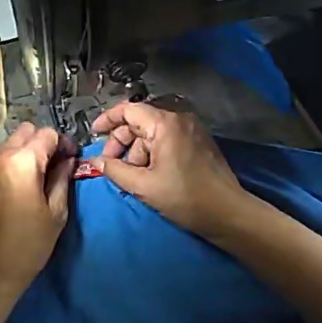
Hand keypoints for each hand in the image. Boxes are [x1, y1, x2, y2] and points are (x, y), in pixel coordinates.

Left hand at [0, 123, 75, 290]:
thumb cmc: (29, 242)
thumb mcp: (56, 211)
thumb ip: (63, 178)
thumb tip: (68, 160)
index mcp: (22, 162)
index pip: (47, 134)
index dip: (64, 144)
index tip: (73, 161)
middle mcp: (1, 156)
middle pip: (27, 131)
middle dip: (45, 142)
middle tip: (58, 165)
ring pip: (13, 142)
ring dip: (29, 150)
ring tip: (43, 175)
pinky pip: (2, 156)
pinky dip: (16, 160)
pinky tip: (26, 183)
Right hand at [91, 97, 256, 237]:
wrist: (228, 213)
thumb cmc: (185, 198)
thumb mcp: (144, 186)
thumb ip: (115, 170)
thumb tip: (95, 161)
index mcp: (165, 124)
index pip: (128, 109)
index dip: (107, 119)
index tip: (94, 133)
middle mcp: (179, 119)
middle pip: (139, 121)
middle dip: (121, 141)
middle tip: (109, 164)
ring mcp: (191, 129)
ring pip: (152, 132)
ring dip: (136, 151)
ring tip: (130, 176)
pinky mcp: (197, 142)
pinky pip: (166, 139)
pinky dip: (152, 152)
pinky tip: (146, 173)